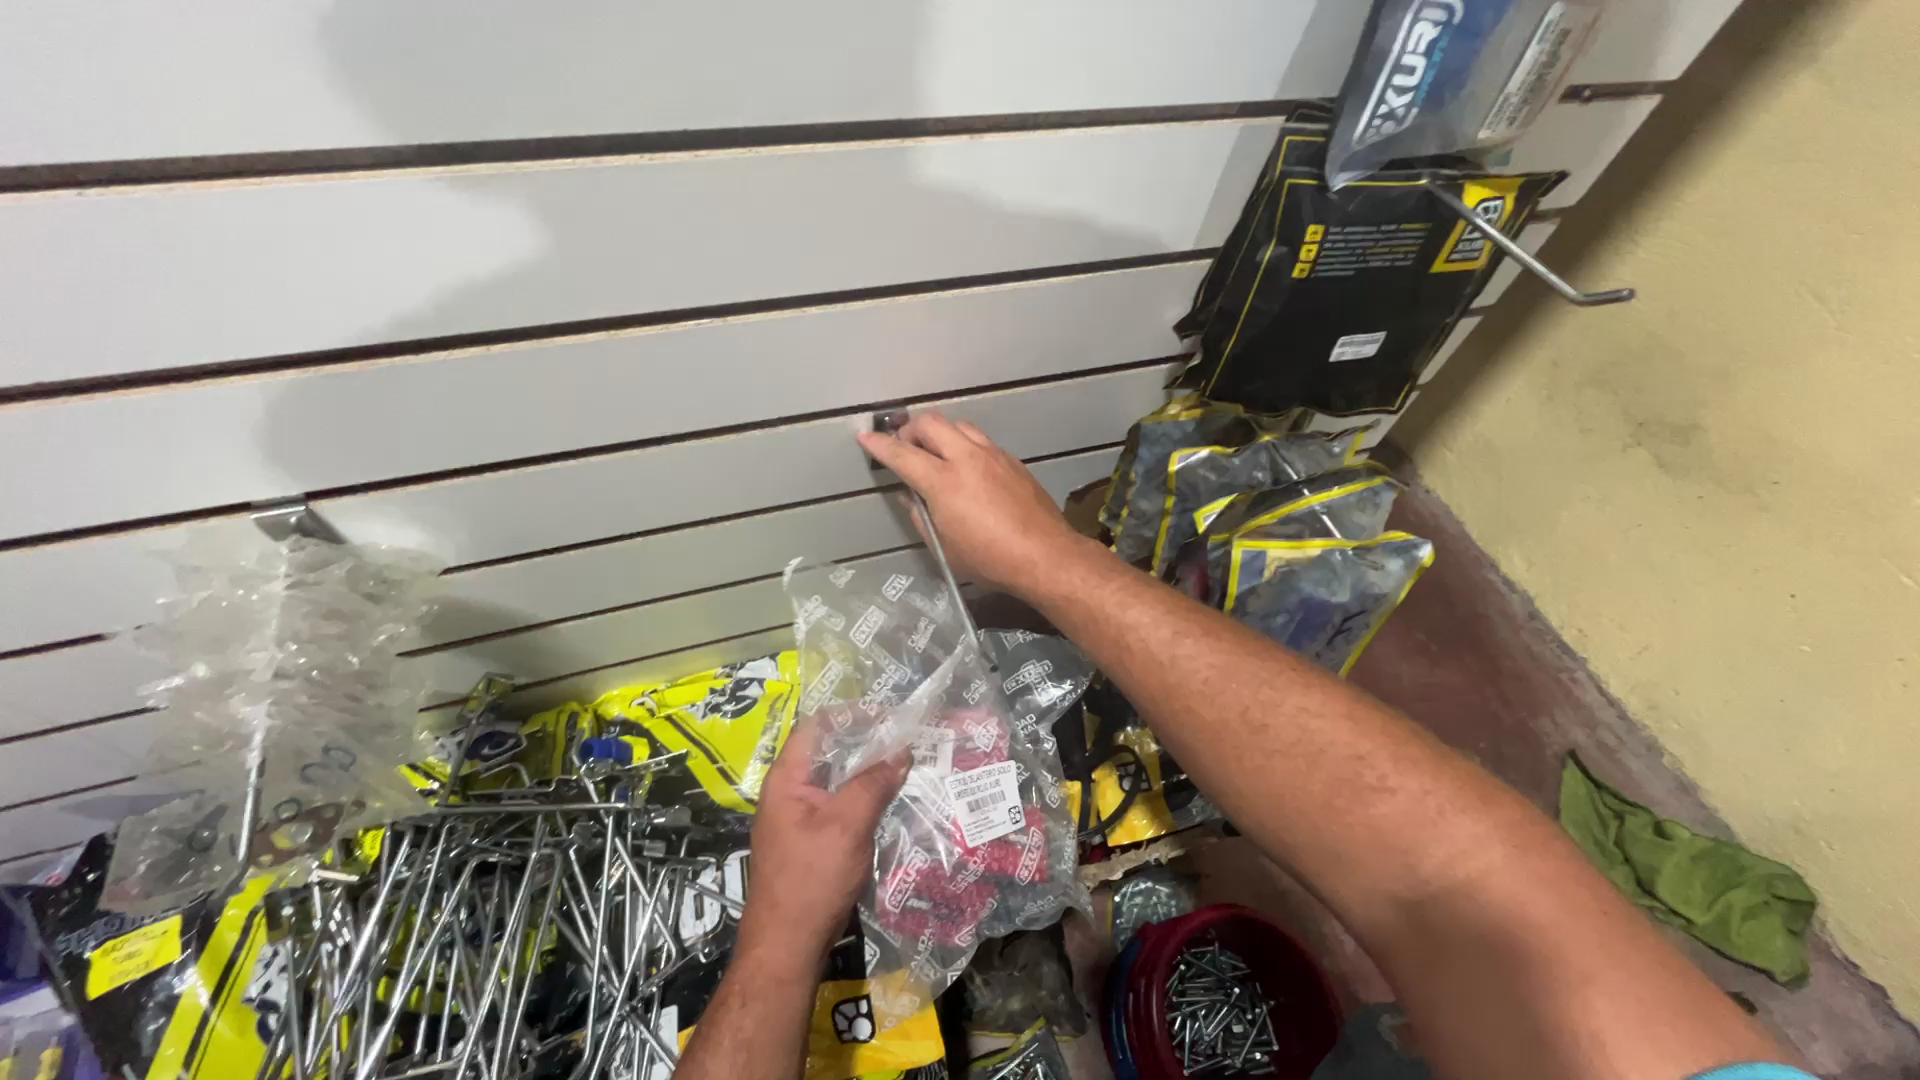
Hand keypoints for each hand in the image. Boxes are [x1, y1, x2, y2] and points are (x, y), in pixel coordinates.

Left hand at [738, 719, 910, 964]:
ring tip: (902, 765)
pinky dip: (860, 798)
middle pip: (827, 753)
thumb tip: (901, 752)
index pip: (816, 727)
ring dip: (865, 772)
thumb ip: (873, 784)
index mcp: (786, 779)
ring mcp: (796, 819)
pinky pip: (836, 806)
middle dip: (864, 743)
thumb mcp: (848, 825)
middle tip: (903, 739)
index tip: (887, 715)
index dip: (850, 715)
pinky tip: (887, 802)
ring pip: (834, 782)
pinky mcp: (808, 841)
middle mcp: (787, 793)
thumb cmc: (813, 878)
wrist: (787, 945)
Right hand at [856, 412, 1098, 597]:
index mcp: (944, 482)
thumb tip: (908, 496)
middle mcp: (967, 459)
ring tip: (935, 452)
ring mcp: (993, 456)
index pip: (903, 454)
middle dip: (910, 429)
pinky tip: (966, 466)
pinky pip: (981, 440)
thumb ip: (919, 517)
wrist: (1044, 555)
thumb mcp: (943, 547)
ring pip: (959, 425)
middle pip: (931, 423)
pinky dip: (964, 444)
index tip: (866, 437)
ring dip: (940, 433)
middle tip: (904, 446)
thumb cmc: (989, 560)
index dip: (880, 445)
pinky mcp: (1012, 461)